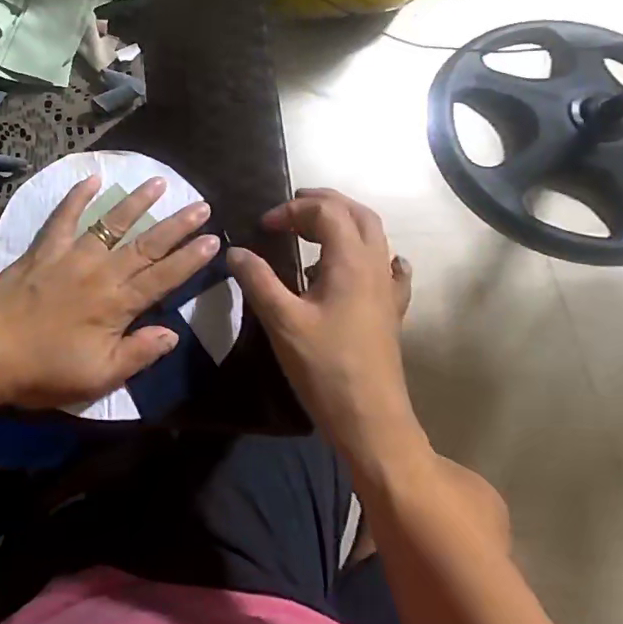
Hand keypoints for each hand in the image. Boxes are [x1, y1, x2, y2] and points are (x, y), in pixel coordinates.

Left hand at [0, 175, 219, 409]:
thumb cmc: (42, 372)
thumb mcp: (98, 377)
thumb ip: (138, 353)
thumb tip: (173, 333)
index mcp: (115, 305)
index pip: (163, 277)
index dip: (190, 259)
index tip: (214, 239)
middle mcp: (97, 272)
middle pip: (144, 245)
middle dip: (176, 225)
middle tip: (202, 205)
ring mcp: (67, 256)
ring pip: (109, 224)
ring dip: (135, 203)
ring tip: (158, 182)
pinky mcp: (40, 250)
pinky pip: (61, 217)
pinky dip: (76, 197)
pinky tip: (91, 179)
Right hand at [226, 189, 426, 469]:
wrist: (371, 419)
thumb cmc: (324, 366)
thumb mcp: (280, 320)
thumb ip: (256, 279)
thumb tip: (234, 251)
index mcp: (351, 265)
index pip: (327, 213)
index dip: (292, 210)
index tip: (263, 227)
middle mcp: (375, 269)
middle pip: (359, 215)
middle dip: (323, 203)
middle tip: (288, 209)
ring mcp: (386, 291)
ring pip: (374, 237)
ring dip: (341, 223)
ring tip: (308, 231)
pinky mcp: (388, 312)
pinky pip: (386, 269)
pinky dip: (368, 254)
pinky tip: (360, 265)